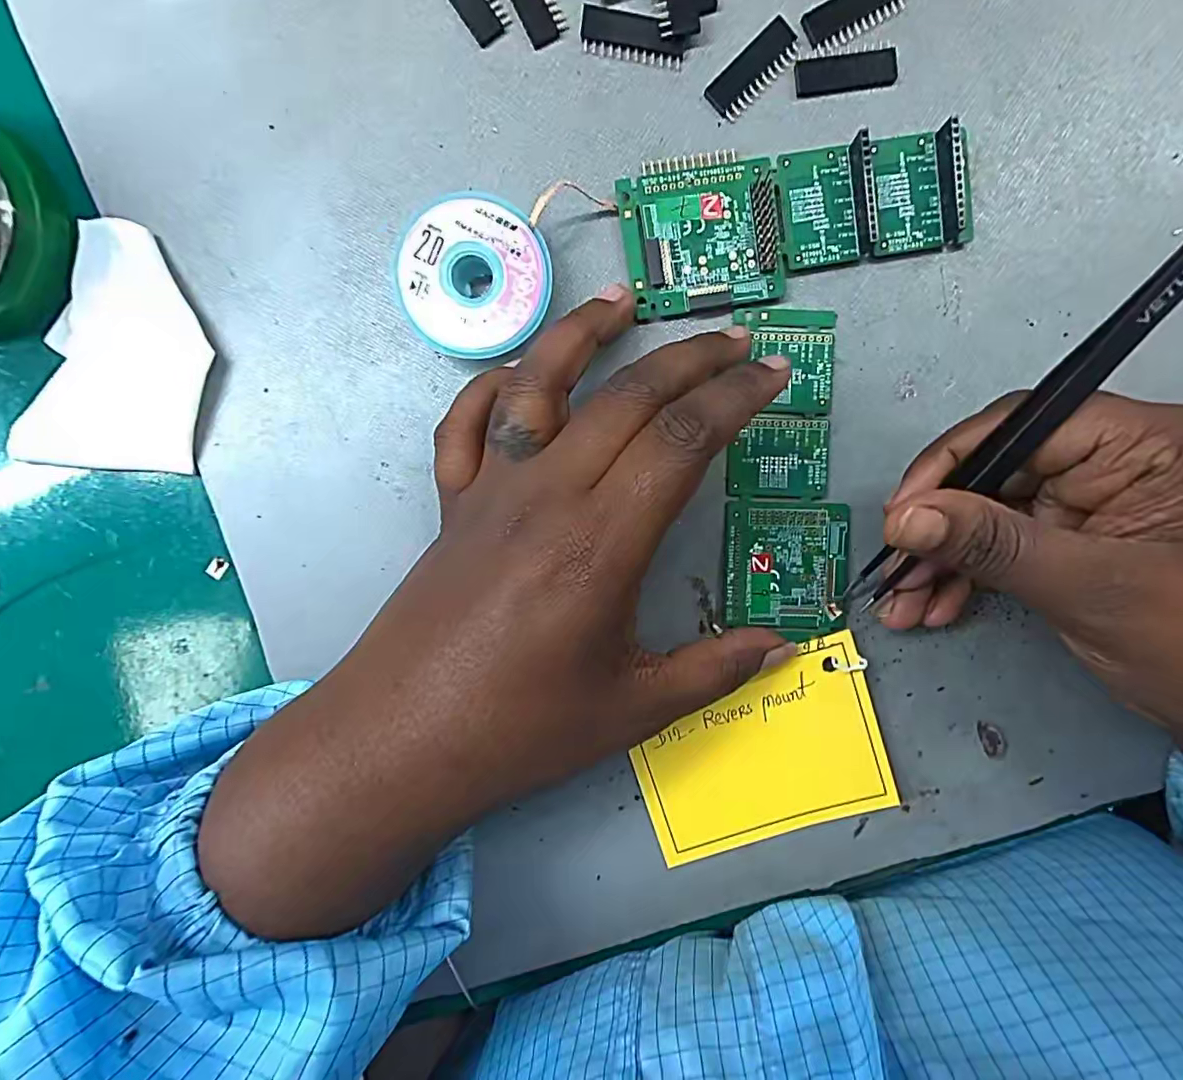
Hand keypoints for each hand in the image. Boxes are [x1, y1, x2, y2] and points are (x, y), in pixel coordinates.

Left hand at [202, 287, 795, 937]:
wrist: (399, 742)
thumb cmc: (520, 729)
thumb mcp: (633, 709)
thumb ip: (714, 670)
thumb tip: (783, 648)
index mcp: (602, 545)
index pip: (682, 441)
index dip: (734, 400)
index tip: (771, 377)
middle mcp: (548, 497)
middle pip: (628, 398)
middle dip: (690, 360)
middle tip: (735, 342)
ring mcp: (491, 492)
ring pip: (540, 385)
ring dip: (584, 334)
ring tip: (623, 300)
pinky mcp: (451, 504)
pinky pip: (466, 424)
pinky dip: (492, 386)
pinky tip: (517, 372)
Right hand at [876, 391, 1182, 842]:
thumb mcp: (1101, 593)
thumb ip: (995, 545)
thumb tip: (905, 517)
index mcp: (1162, 443)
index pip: (1032, 423)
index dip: (953, 461)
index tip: (899, 514)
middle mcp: (1135, 465)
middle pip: (1009, 474)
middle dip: (943, 525)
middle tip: (891, 568)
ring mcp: (1114, 514)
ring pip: (1005, 518)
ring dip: (950, 560)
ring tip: (902, 602)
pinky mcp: (1100, 556)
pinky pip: (1022, 553)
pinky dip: (979, 580)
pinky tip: (939, 608)